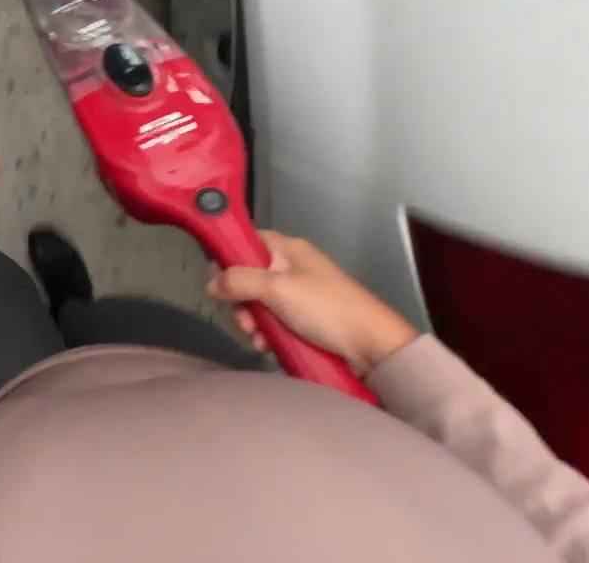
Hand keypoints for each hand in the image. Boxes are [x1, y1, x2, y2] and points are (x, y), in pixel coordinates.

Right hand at [205, 230, 418, 374]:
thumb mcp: (277, 289)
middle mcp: (293, 267)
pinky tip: (266, 345)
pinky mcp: (308, 319)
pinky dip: (268, 332)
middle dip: (240, 299)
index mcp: (288, 249)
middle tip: (242, 318)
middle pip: (249, 275)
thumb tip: (210, 283)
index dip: (228, 255)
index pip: (247, 241)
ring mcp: (301, 294)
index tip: (216, 278)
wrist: (377, 348)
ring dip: (252, 320)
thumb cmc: (325, 308)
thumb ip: (238, 281)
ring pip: (261, 301)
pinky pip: (276, 320)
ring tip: (256, 338)